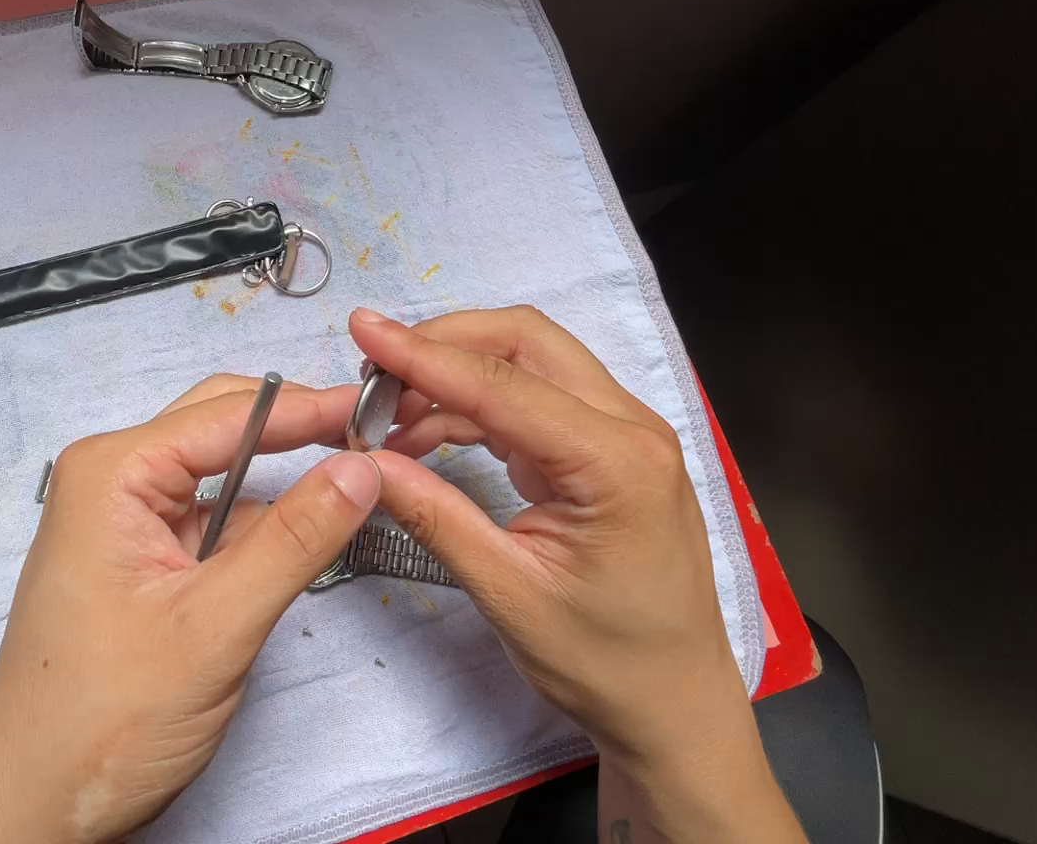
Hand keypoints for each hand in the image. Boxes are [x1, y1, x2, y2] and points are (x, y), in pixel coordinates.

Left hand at [0, 376, 381, 843]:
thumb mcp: (214, 626)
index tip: (375, 407)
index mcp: (114, 471)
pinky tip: (304, 529)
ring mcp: (129, 516)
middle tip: (368, 434)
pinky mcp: (146, 553)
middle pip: (222, 427)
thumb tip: (361, 467)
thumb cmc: (105, 718)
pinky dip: (263, 521)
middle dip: (295, 428)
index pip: (229, 413)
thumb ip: (294, 540)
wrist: (35, 805)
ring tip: (352, 473)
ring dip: (283, 477)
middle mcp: (116, 477)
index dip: (309, 406)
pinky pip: (216, 516)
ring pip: (224, 472)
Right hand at [349, 307, 802, 841]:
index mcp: (616, 461)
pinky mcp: (600, 447)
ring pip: (526, 362)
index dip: (424, 355)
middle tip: (376, 371)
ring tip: (389, 413)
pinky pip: (528, 400)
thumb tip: (364, 461)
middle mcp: (628, 426)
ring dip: (454, 374)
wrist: (674, 704)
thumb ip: (435, 515)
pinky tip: (426, 435)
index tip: (362, 331)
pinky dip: (472, 407)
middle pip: (525, 342)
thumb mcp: (509, 593)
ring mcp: (619, 431)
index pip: (503, 383)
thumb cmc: (604, 661)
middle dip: (443, 343)